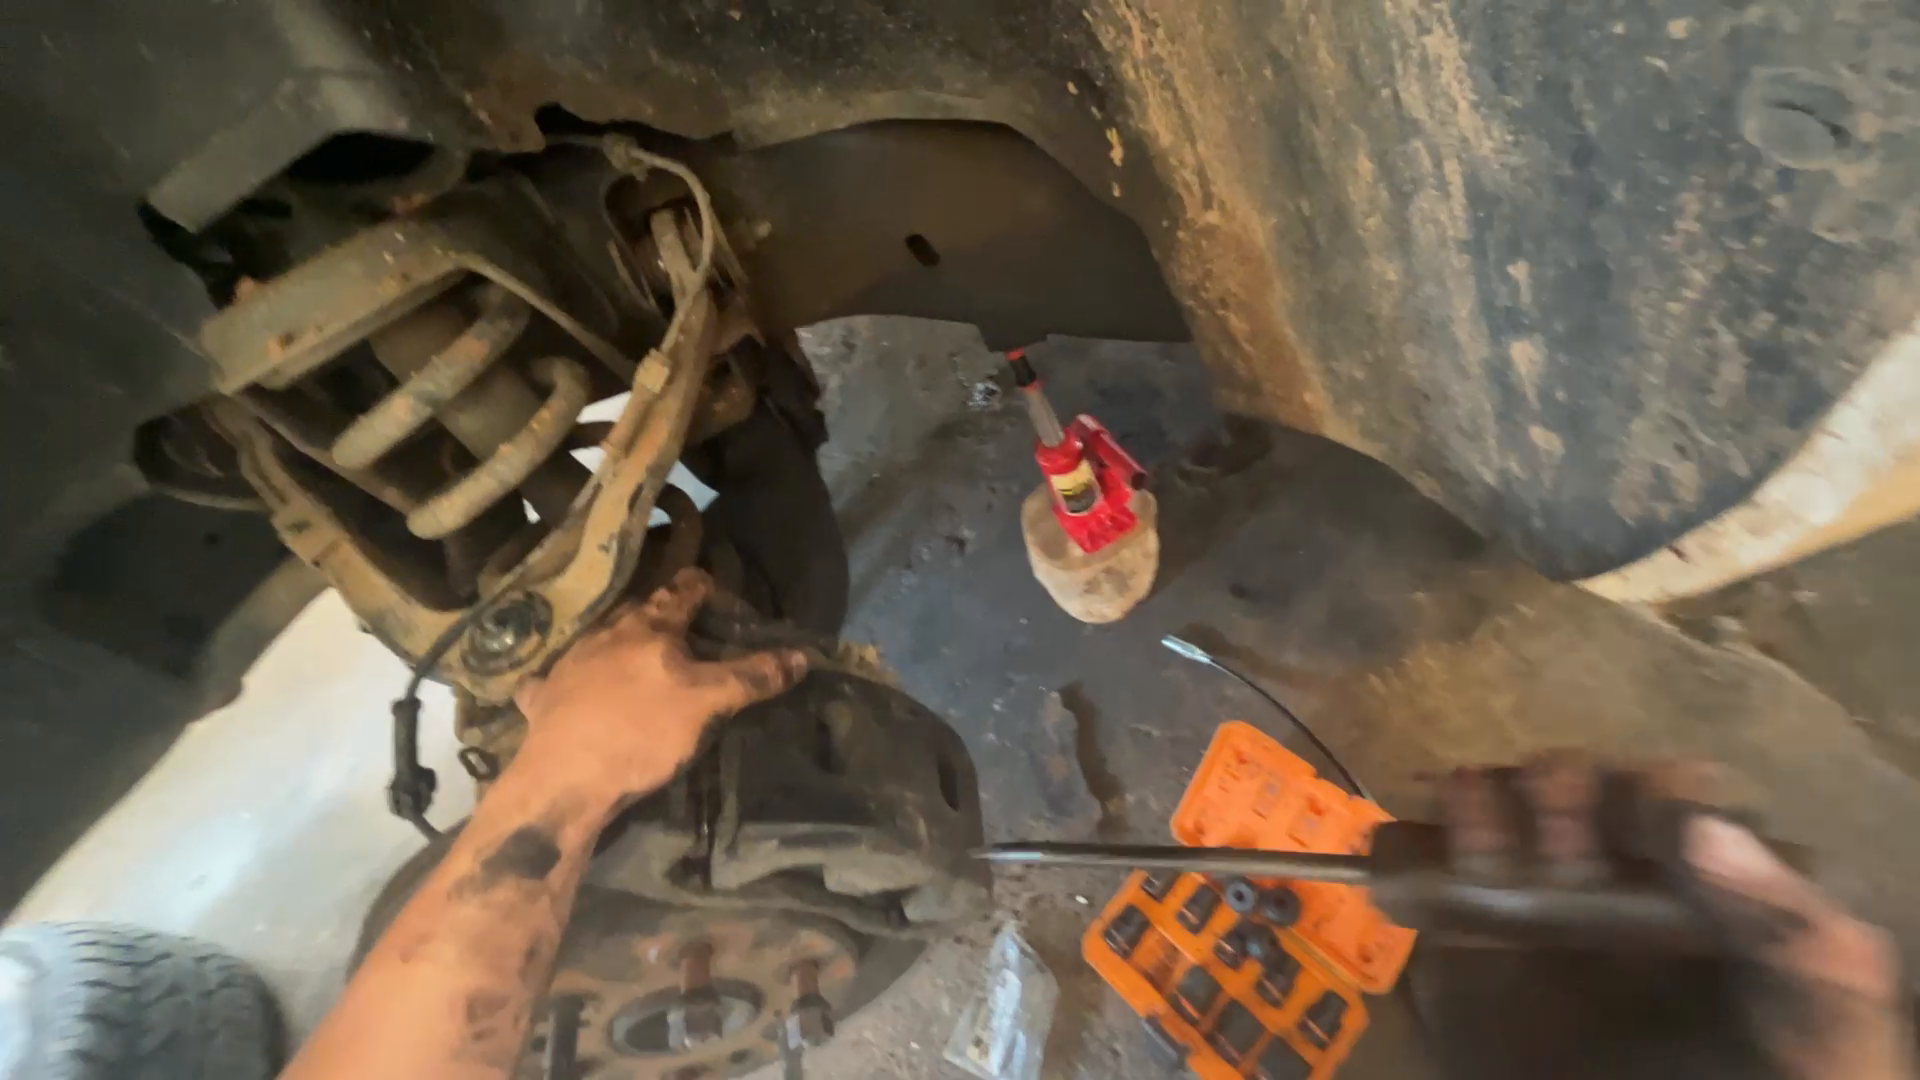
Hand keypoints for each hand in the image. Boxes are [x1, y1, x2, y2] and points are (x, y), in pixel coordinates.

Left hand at [510, 567, 809, 805]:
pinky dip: (565, 678)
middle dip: (661, 613)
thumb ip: (752, 676)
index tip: (711, 582)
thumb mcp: (708, 703)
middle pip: (640, 613)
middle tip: (684, 625)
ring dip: (618, 641)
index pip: (680, 593)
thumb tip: (801, 654)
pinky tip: (566, 687)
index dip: (699, 585)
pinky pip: (554, 680)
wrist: (564, 782)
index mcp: (648, 629)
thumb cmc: (642, 731)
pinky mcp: (543, 699)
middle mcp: (605, 636)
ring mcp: (568, 666)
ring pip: (599, 640)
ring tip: (635, 652)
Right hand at [1417, 755, 1913, 1079]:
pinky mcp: (1449, 915)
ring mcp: (1516, 889)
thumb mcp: (1819, 1045)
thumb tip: (1706, 830)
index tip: (1653, 831)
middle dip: (1558, 787)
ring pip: (1479, 799)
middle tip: (1564, 845)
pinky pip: (1406, 856)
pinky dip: (1395, 849)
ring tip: (1479, 850)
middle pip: (1564, 781)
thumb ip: (1805, 947)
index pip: (1670, 794)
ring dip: (1472, 799)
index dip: (1658, 793)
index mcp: (1693, 887)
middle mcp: (1598, 871)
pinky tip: (1415, 876)